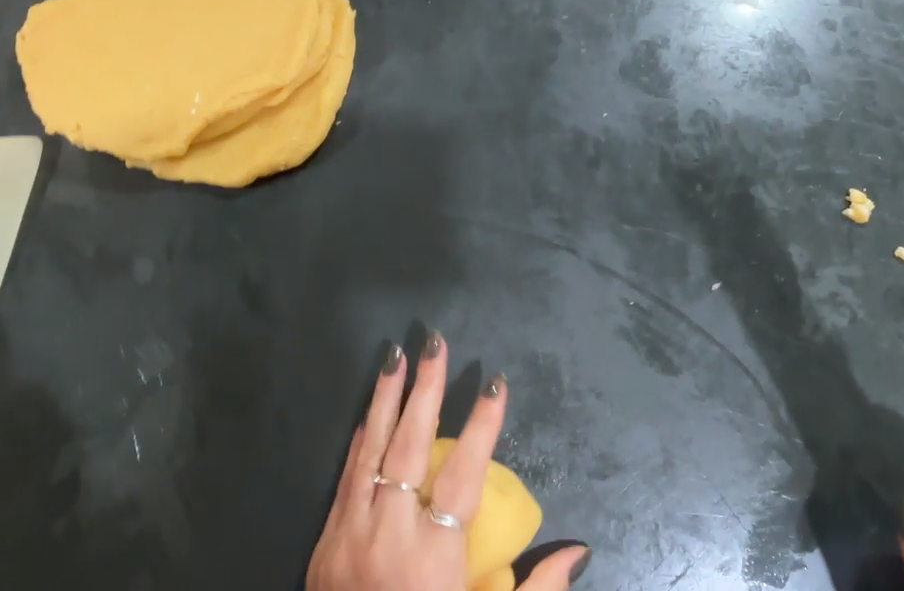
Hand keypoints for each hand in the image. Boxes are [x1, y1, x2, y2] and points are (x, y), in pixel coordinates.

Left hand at [307, 332, 588, 590]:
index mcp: (431, 559)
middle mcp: (386, 537)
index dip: (481, 427)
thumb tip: (580, 549)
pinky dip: (360, 440)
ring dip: (385, 400)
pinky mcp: (324, 544)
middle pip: (408, 449)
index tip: (496, 384)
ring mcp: (348, 537)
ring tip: (396, 356)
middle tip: (435, 343)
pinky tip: (370, 411)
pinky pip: (345, 478)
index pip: (462, 475)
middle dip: (425, 391)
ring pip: (369, 453)